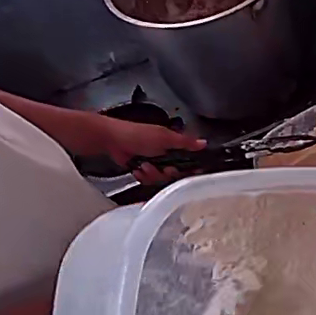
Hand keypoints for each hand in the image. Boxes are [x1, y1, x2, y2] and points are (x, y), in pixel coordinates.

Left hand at [68, 114, 204, 185]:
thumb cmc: (136, 134)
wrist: (111, 140)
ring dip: (152, 175)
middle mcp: (165, 154)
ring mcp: (153, 162)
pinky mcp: (142, 169)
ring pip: (161, 178)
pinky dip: (143, 176)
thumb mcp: (164, 137)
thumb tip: (203, 143)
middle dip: (166, 173)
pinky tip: (137, 170)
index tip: (182, 171)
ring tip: (144, 166)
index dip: (187, 169)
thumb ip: (185, 142)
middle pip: (175, 173)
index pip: (188, 161)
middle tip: (161, 168)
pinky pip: (148, 180)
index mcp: (173, 144)